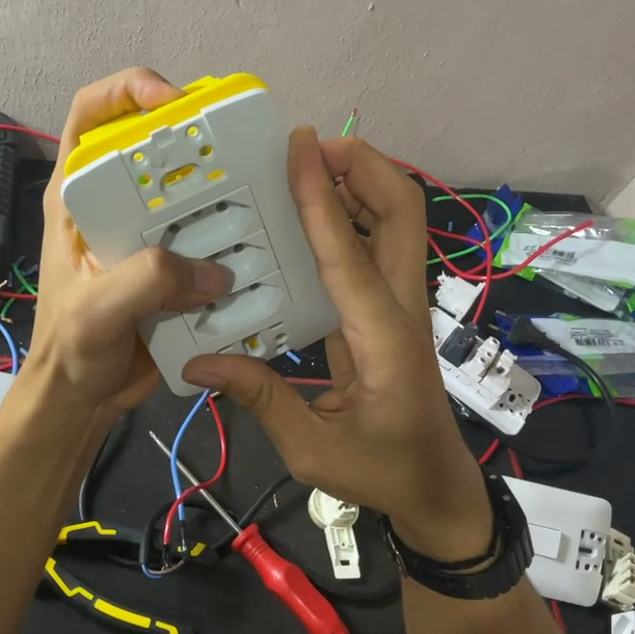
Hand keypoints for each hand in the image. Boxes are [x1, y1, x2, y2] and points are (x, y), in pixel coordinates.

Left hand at [28, 68, 234, 413]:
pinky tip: (258, 240)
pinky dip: (233, 234)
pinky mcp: (173, 265)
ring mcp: (146, 234)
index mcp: (78, 197)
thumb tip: (215, 272)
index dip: (129, 92)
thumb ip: (147, 280)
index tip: (172, 100)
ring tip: (258, 191)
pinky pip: (208, 235)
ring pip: (188, 190)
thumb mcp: (97, 310)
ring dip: (222, 189)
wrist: (83, 396)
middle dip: (195, 139)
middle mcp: (114, 205)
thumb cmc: (70, 348)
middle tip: (236, 148)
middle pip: (154, 146)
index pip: (93, 116)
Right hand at [182, 129, 493, 560]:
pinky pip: (378, 247)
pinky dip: (352, 215)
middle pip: (403, 213)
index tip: (301, 148)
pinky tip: (312, 212)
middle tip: (310, 145)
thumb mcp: (312, 450)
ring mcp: (402, 307)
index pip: (351, 256)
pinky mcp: (391, 312)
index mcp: (383, 340)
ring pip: (399, 223)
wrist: (436, 488)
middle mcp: (401, 309)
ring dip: (363, 182)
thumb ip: (260, 400)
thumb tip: (198, 363)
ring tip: (308, 162)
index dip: (322, 199)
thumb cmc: (382, 472)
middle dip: (364, 167)